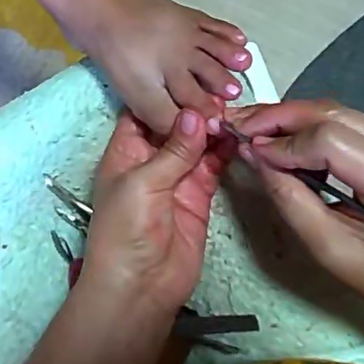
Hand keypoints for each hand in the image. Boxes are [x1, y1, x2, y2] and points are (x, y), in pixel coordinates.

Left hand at [58, 0, 250, 129]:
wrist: (99, 3)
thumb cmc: (112, 53)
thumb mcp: (134, 93)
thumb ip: (162, 115)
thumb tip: (192, 129)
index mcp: (174, 78)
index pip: (196, 102)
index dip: (207, 115)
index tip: (221, 126)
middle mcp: (187, 55)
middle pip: (210, 74)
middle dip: (223, 87)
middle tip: (235, 94)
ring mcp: (186, 30)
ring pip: (215, 48)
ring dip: (230, 58)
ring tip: (244, 64)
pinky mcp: (181, 12)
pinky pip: (211, 23)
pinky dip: (227, 31)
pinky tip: (239, 37)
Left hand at [80, 109, 223, 315]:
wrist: (140, 287)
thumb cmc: (125, 230)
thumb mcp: (142, 183)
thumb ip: (173, 150)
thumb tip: (195, 114)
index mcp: (125, 151)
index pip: (143, 112)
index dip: (164, 95)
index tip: (190, 77)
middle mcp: (150, 160)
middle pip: (174, 126)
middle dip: (195, 110)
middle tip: (221, 93)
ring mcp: (176, 177)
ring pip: (197, 144)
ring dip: (213, 129)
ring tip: (234, 111)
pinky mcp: (198, 196)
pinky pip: (212, 167)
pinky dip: (224, 152)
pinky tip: (239, 136)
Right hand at [231, 101, 363, 337]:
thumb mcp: (334, 254)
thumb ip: (293, 203)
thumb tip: (255, 156)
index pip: (335, 141)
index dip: (285, 142)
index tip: (247, 150)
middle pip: (337, 114)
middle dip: (281, 117)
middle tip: (238, 124)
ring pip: (341, 113)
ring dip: (292, 117)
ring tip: (253, 126)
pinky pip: (350, 124)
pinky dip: (311, 126)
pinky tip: (285, 136)